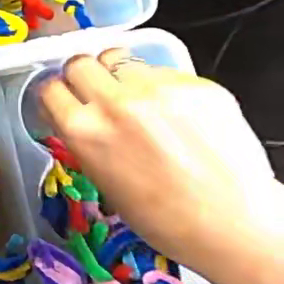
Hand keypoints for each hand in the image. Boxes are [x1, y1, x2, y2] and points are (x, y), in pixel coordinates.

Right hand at [38, 49, 283, 283]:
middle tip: (97, 92)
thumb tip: (75, 114)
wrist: (234, 224)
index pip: (50, 88)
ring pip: (121, 59)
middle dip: (84, 76)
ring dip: (121, 75)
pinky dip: (162, 86)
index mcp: (84, 131)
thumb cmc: (165, 218)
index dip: (57, 94)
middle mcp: (114, 102)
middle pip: (80, 62)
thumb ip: (84, 138)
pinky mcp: (194, 84)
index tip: (64, 98)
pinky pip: (163, 71)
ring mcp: (156, 89)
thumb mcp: (102, 180)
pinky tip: (176, 114)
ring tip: (138, 100)